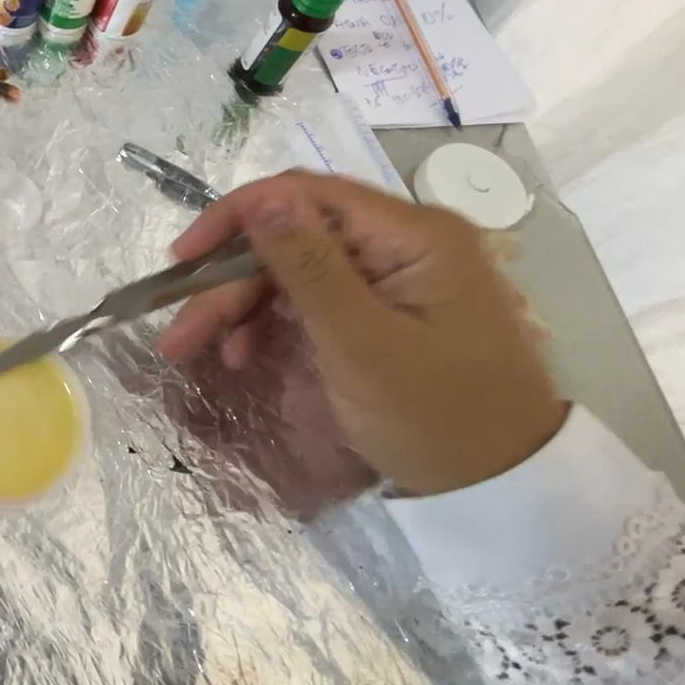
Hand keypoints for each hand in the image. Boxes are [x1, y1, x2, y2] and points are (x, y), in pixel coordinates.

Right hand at [156, 171, 564, 496]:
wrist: (504, 490)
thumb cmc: (438, 420)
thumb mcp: (362, 345)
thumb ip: (309, 266)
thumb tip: (260, 198)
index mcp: (412, 234)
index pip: (303, 194)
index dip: (233, 218)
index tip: (180, 261)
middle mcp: (402, 239)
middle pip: (289, 236)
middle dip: (226, 282)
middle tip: (180, 334)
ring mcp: (391, 273)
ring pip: (289, 268)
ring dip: (237, 305)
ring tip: (197, 350)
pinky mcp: (380, 305)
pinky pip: (307, 296)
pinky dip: (267, 321)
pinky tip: (242, 352)